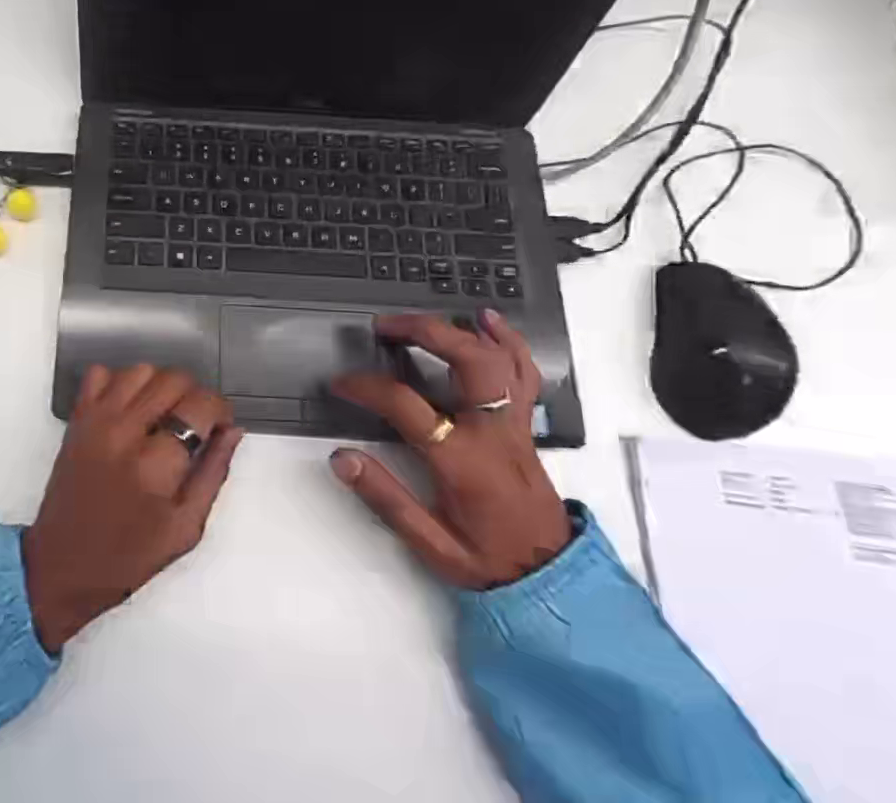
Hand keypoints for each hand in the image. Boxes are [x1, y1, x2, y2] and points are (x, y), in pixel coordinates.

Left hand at [22, 366, 244, 652]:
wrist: (64, 562)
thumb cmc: (130, 556)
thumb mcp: (186, 527)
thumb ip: (213, 472)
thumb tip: (233, 430)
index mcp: (157, 464)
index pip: (200, 404)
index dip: (220, 410)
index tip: (219, 427)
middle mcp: (124, 432)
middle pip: (173, 379)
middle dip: (194, 395)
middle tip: (194, 424)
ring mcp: (95, 421)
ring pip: (140, 370)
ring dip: (160, 385)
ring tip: (164, 415)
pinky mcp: (76, 419)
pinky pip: (100, 374)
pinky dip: (120, 381)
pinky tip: (130, 409)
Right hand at [328, 310, 570, 588]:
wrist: (554, 581)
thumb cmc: (487, 562)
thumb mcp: (430, 544)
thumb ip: (385, 498)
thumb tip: (341, 457)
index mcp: (462, 461)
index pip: (406, 406)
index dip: (367, 387)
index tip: (341, 384)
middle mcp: (493, 434)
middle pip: (468, 362)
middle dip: (424, 332)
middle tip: (385, 327)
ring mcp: (514, 427)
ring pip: (500, 360)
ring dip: (462, 330)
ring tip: (428, 315)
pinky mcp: (524, 428)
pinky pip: (523, 374)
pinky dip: (508, 342)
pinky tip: (489, 322)